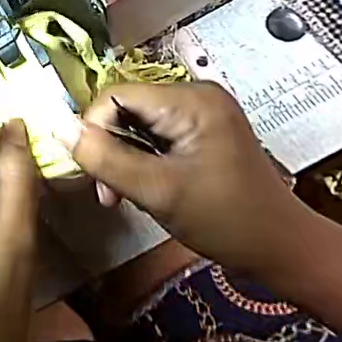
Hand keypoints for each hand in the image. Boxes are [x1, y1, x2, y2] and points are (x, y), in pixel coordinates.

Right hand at [68, 82, 312, 276]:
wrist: (282, 248)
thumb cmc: (225, 219)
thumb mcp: (158, 191)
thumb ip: (105, 158)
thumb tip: (59, 128)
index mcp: (190, 98)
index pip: (117, 95)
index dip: (94, 129)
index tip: (93, 172)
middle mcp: (195, 93)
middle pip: (127, 108)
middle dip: (111, 148)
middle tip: (110, 193)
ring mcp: (201, 111)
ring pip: (139, 123)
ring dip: (125, 158)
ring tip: (124, 195)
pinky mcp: (203, 130)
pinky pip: (157, 134)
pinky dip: (143, 160)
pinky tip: (144, 187)